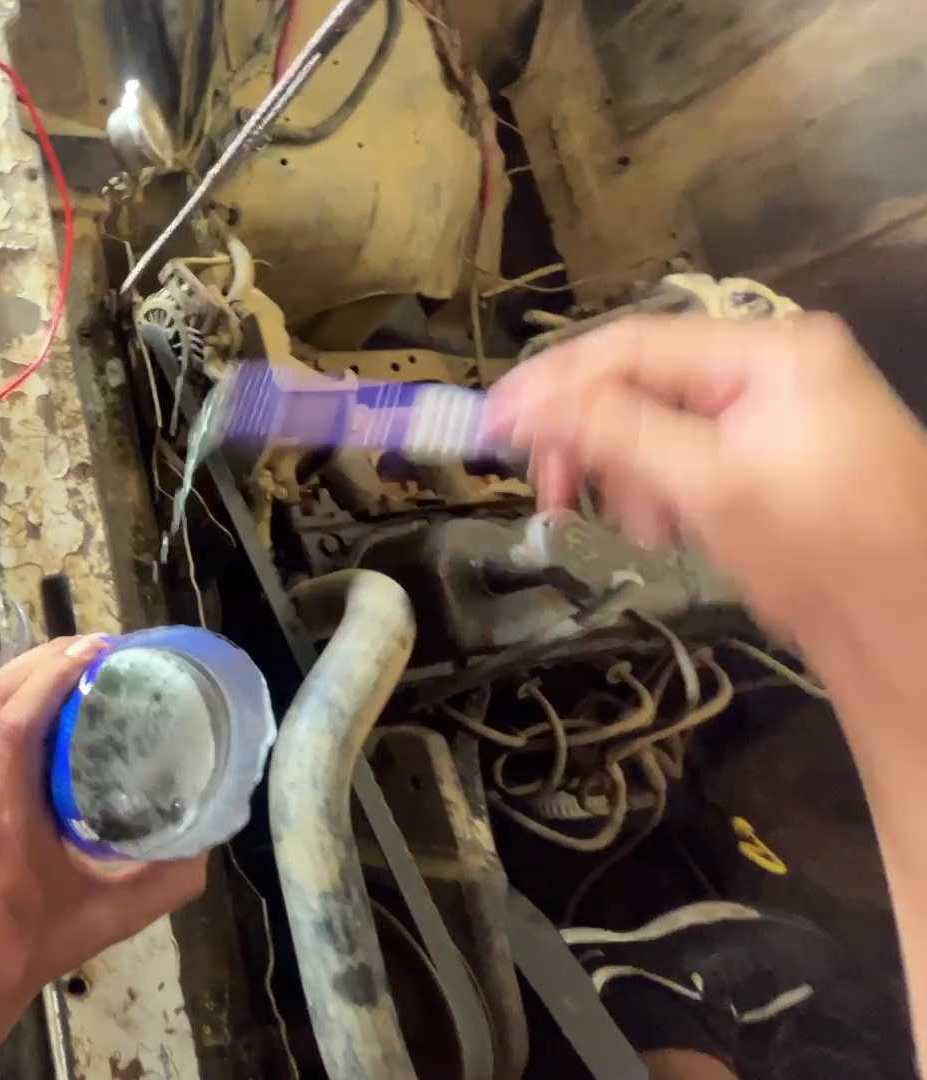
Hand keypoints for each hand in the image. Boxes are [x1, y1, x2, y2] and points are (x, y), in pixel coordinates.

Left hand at [0, 634, 207, 1013]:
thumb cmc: (40, 939)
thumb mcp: (116, 915)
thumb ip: (167, 878)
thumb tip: (206, 833)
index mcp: (9, 811)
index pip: (16, 723)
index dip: (51, 677)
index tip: (96, 652)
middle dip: (44, 658)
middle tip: (98, 647)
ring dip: (29, 668)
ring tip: (79, 658)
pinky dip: (17, 690)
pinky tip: (54, 693)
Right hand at [482, 313, 926, 648]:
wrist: (896, 617)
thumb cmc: (825, 544)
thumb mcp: (704, 480)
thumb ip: (607, 432)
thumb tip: (522, 408)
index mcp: (764, 354)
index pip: (626, 346)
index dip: (549, 381)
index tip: (493, 418)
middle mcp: (751, 371)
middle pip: (621, 385)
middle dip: (574, 437)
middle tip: (544, 482)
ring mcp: (742, 413)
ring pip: (626, 423)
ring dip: (601, 470)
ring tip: (601, 513)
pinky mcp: (730, 453)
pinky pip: (649, 454)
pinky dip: (629, 489)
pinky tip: (645, 523)